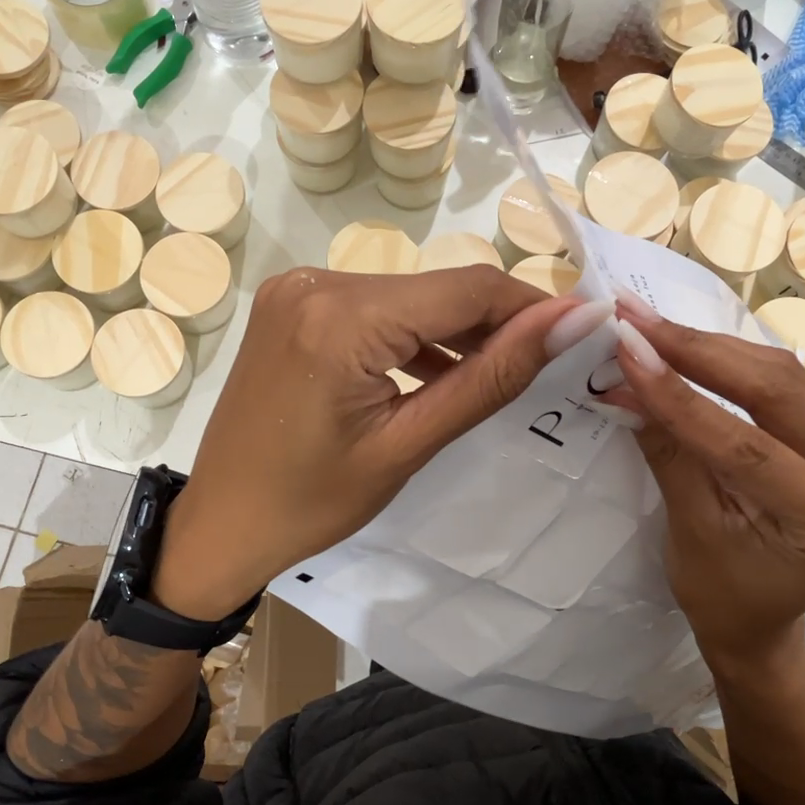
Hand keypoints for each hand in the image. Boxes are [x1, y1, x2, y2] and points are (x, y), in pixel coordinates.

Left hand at [151, 265, 610, 619]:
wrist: (223, 523)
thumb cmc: (312, 504)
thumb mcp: (408, 444)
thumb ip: (490, 378)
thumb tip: (572, 321)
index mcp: (343, 318)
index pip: (466, 289)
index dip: (531, 306)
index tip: (582, 330)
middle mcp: (317, 282)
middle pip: (436, 288)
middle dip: (493, 323)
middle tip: (539, 367)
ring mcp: (297, 289)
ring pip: (406, 295)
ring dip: (452, 331)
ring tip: (491, 378)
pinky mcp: (291, 304)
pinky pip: (372, 307)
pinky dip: (409, 335)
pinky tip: (434, 373)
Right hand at [601, 301, 804, 669]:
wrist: (757, 623)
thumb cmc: (723, 597)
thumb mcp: (691, 530)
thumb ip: (669, 451)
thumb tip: (625, 384)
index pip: (747, 443)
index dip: (681, 395)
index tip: (628, 351)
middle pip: (777, 391)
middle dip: (698, 351)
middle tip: (634, 321)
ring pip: (781, 379)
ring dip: (710, 349)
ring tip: (649, 326)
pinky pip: (783, 390)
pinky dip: (728, 365)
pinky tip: (685, 346)